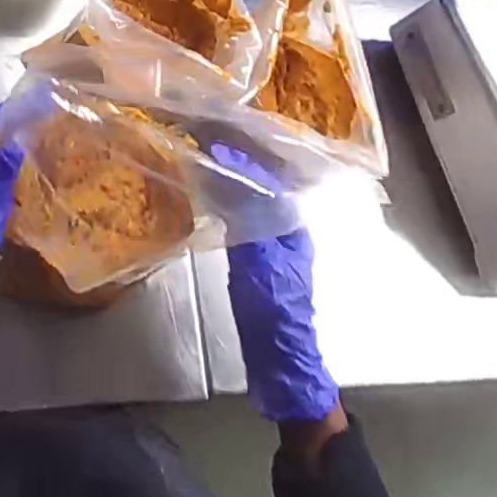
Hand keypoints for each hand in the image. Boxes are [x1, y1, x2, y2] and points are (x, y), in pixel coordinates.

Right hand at [212, 145, 337, 424]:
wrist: (280, 358)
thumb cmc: (272, 308)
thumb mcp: (257, 258)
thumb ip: (245, 213)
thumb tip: (229, 169)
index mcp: (292, 222)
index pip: (265, 175)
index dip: (239, 155)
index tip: (212, 137)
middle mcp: (287, 225)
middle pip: (261, 181)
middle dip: (236, 159)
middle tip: (204, 139)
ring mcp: (273, 240)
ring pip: (251, 196)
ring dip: (231, 176)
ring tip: (203, 156)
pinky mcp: (259, 255)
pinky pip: (243, 214)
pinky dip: (226, 198)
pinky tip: (209, 193)